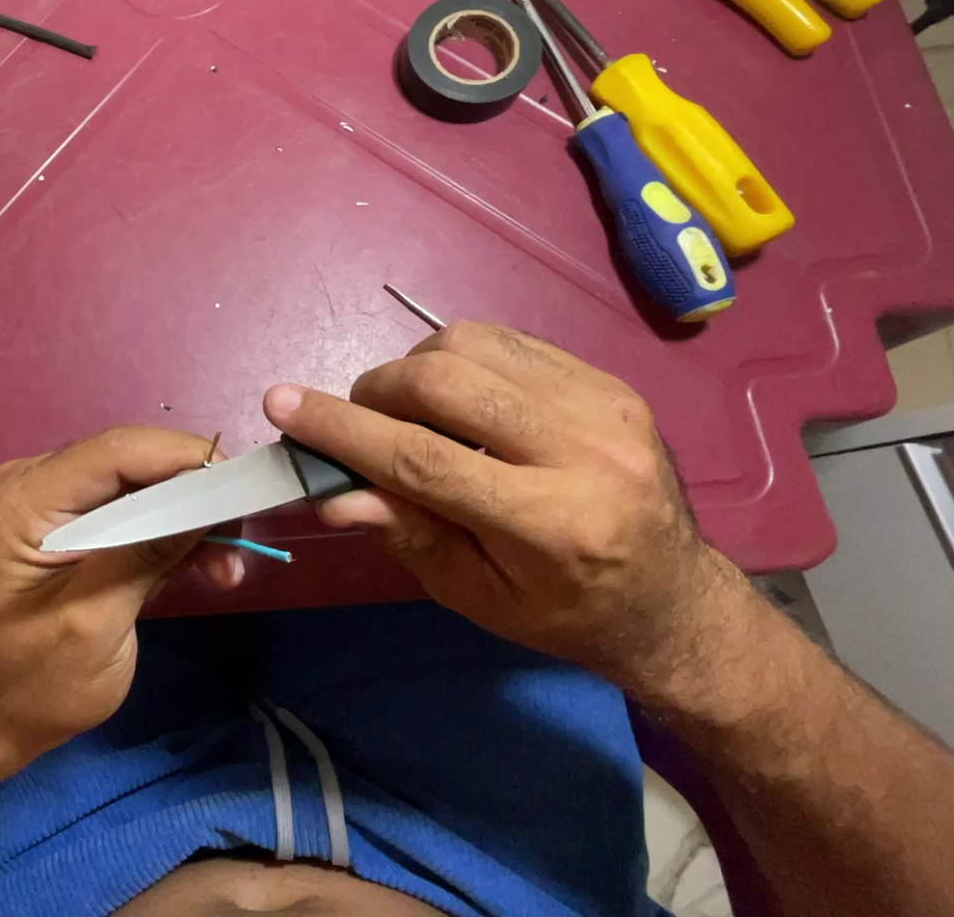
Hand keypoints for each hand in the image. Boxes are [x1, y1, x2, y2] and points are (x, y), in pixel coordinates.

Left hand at [0, 427, 233, 792]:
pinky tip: (208, 566)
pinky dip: (175, 533)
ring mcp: (55, 501)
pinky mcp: (77, 522)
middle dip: (191, 493)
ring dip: (190, 519)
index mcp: (23, 503)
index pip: (111, 452)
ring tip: (228, 566)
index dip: (179, 457)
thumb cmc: (38, 681)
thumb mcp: (94, 621)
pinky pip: (137, 510)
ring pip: (142, 485)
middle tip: (239, 535)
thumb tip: (208, 500)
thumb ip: (146, 554)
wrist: (3, 715)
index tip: (239, 484)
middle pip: (131, 463)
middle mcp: (35, 485)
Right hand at [263, 322, 751, 693]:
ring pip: (468, 345)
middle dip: (374, 393)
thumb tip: (331, 496)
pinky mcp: (606, 381)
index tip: (280, 404)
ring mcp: (604, 405)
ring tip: (409, 412)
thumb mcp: (470, 593)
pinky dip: (452, 360)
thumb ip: (404, 532)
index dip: (341, 429)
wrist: (673, 599)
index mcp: (551, 524)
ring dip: (412, 370)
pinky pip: (500, 341)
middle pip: (443, 384)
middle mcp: (586, 452)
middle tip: (358, 421)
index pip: (422, 460)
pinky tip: (453, 399)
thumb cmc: (559, 612)